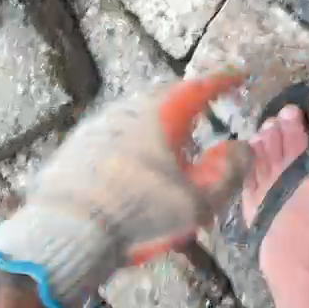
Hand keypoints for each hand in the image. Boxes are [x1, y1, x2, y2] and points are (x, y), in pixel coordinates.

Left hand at [0, 74, 251, 307]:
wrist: (67, 232)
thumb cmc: (140, 213)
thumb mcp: (198, 202)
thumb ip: (228, 172)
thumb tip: (241, 148)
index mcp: (165, 113)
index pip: (203, 87)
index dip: (225, 80)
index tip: (240, 76)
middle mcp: (132, 107)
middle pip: (169, 95)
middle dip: (190, 99)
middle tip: (206, 107)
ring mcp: (102, 123)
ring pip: (141, 112)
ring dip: (160, 121)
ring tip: (172, 138)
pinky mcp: (79, 143)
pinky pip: (118, 132)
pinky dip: (134, 139)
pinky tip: (136, 161)